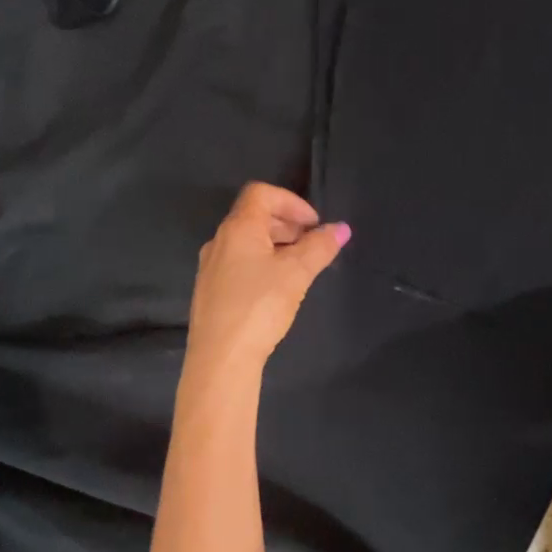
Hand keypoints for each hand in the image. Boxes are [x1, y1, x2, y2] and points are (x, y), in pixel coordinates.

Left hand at [185, 182, 348, 374]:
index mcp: (238, 228)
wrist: (220, 357)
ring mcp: (210, 267)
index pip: (261, 193)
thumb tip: (341, 228)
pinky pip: (238, 263)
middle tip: (312, 244)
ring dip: (275, 245)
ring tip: (299, 267)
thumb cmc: (259, 306)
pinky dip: (261, 263)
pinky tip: (276, 289)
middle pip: (253, 216)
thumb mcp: (297, 274)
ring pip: (246, 242)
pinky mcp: (210, 291)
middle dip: (287, 224)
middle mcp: (219, 241)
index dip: (291, 202)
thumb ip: (320, 247)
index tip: (314, 224)